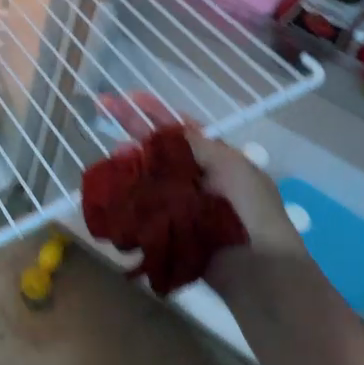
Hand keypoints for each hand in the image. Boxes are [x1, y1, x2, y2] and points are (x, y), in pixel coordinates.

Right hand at [96, 92, 303, 264]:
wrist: (257, 267)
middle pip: (159, 149)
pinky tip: (115, 186)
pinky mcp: (170, 228)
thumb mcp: (229, 163)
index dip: (156, 112)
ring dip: (130, 162)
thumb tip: (166, 133)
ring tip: (114, 156)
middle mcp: (197, 178)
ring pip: (148, 175)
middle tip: (106, 110)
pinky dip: (129, 195)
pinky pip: (144, 206)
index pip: (180, 129)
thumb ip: (195, 144)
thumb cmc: (249, 208)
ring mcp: (182, 203)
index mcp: (216, 160)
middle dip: (135, 129)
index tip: (132, 97)